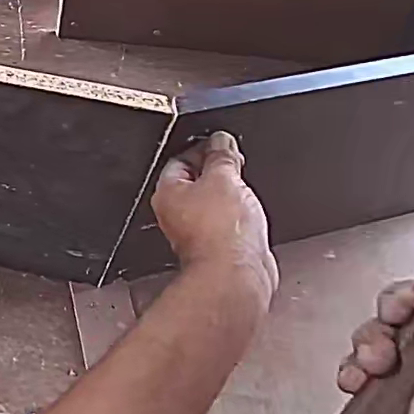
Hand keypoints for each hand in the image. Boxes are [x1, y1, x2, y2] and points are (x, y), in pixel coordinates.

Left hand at [151, 132, 277, 308]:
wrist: (237, 273)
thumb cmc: (221, 232)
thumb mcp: (224, 178)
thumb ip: (222, 155)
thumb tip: (221, 140)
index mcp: (166, 193)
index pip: (179, 160)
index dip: (202, 148)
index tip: (222, 144)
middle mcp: (174, 213)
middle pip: (195, 180)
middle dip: (217, 170)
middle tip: (236, 165)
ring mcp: (193, 230)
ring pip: (210, 200)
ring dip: (228, 192)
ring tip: (243, 189)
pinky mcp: (214, 243)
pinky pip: (223, 219)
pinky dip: (235, 212)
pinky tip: (247, 212)